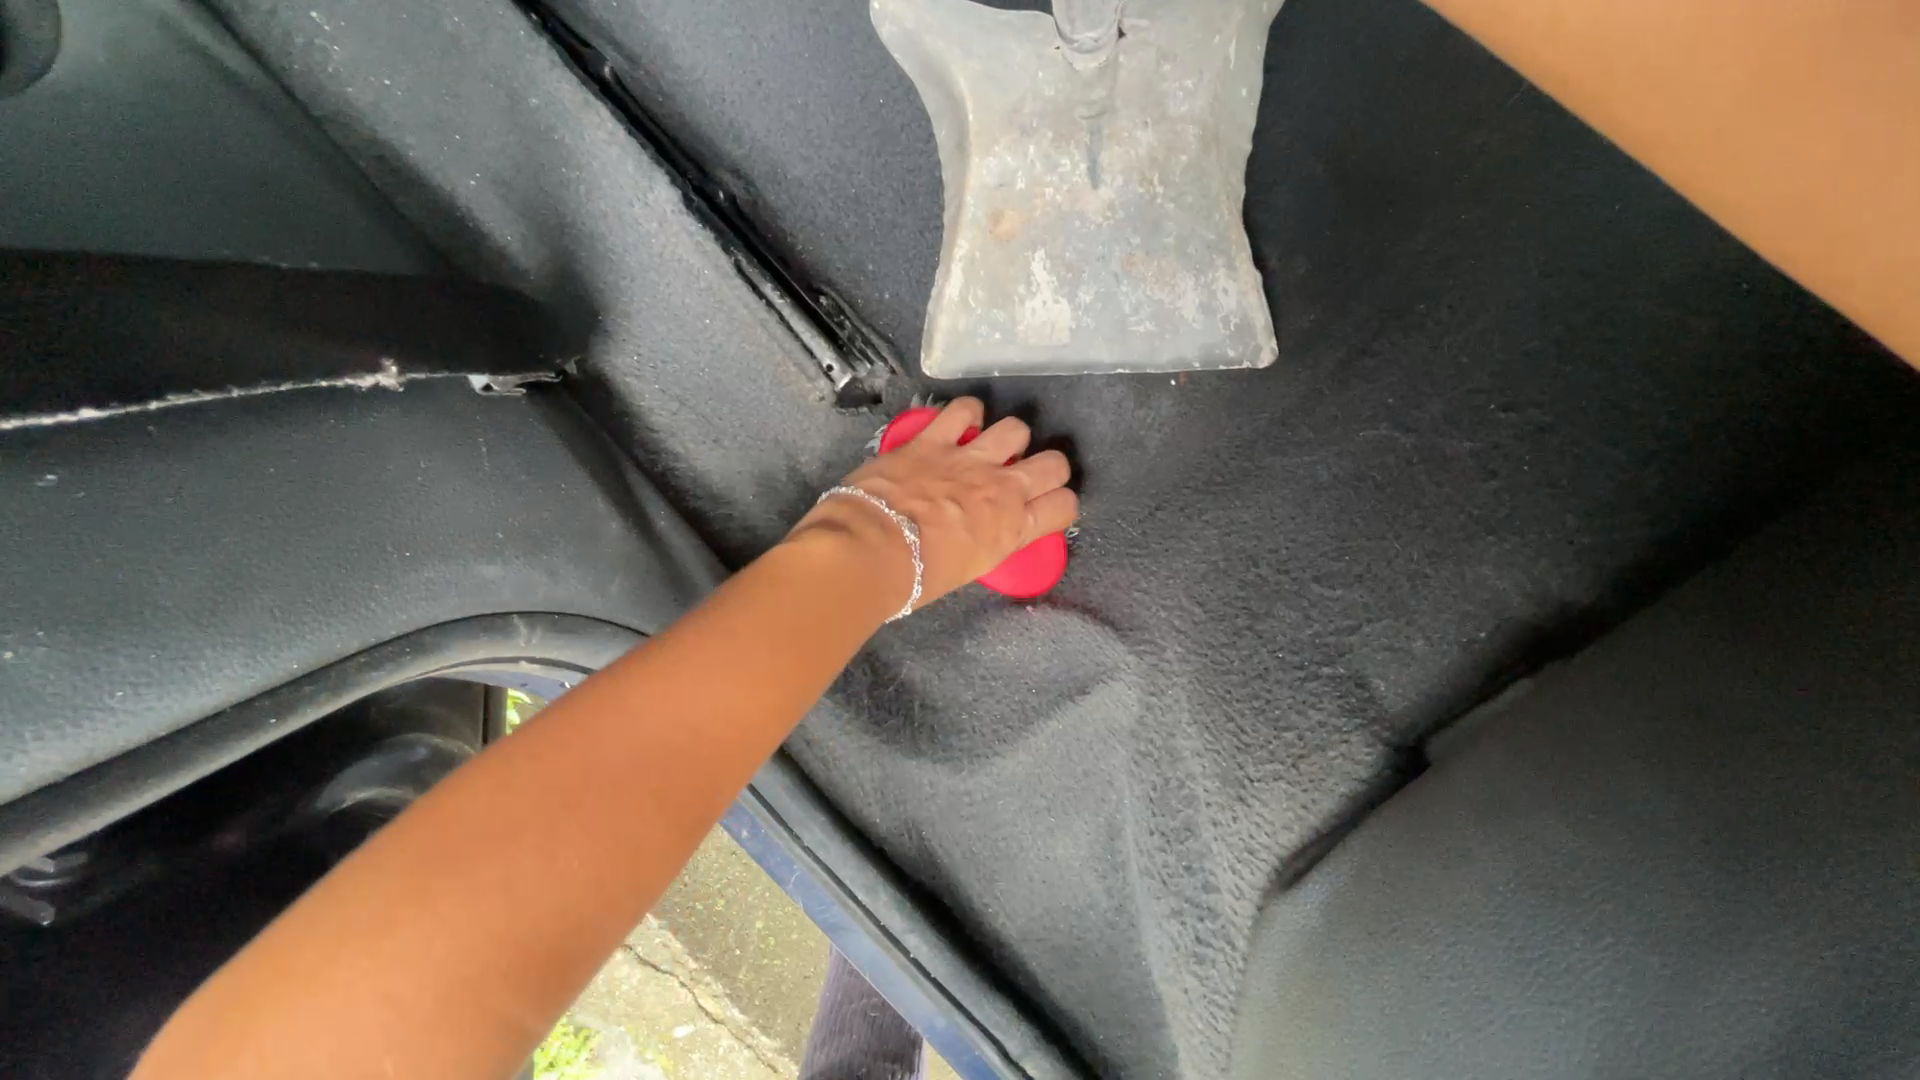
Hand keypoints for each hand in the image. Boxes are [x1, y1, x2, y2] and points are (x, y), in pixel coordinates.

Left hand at [790, 398, 1078, 610]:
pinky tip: (962, 421)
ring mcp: (969, 458)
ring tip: (993, 447)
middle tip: (1028, 475)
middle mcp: (1002, 488)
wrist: (871, 549)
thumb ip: (987, 542)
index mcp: (1013, 529)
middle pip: (1054, 463)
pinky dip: (968, 413)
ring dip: (1010, 438)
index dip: (1061, 504)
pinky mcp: (934, 439)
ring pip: (1016, 429)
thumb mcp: (968, 569)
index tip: (1048, 507)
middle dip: (1049, 467)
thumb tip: (982, 531)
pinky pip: (964, 409)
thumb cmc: (916, 577)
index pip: (1063, 507)